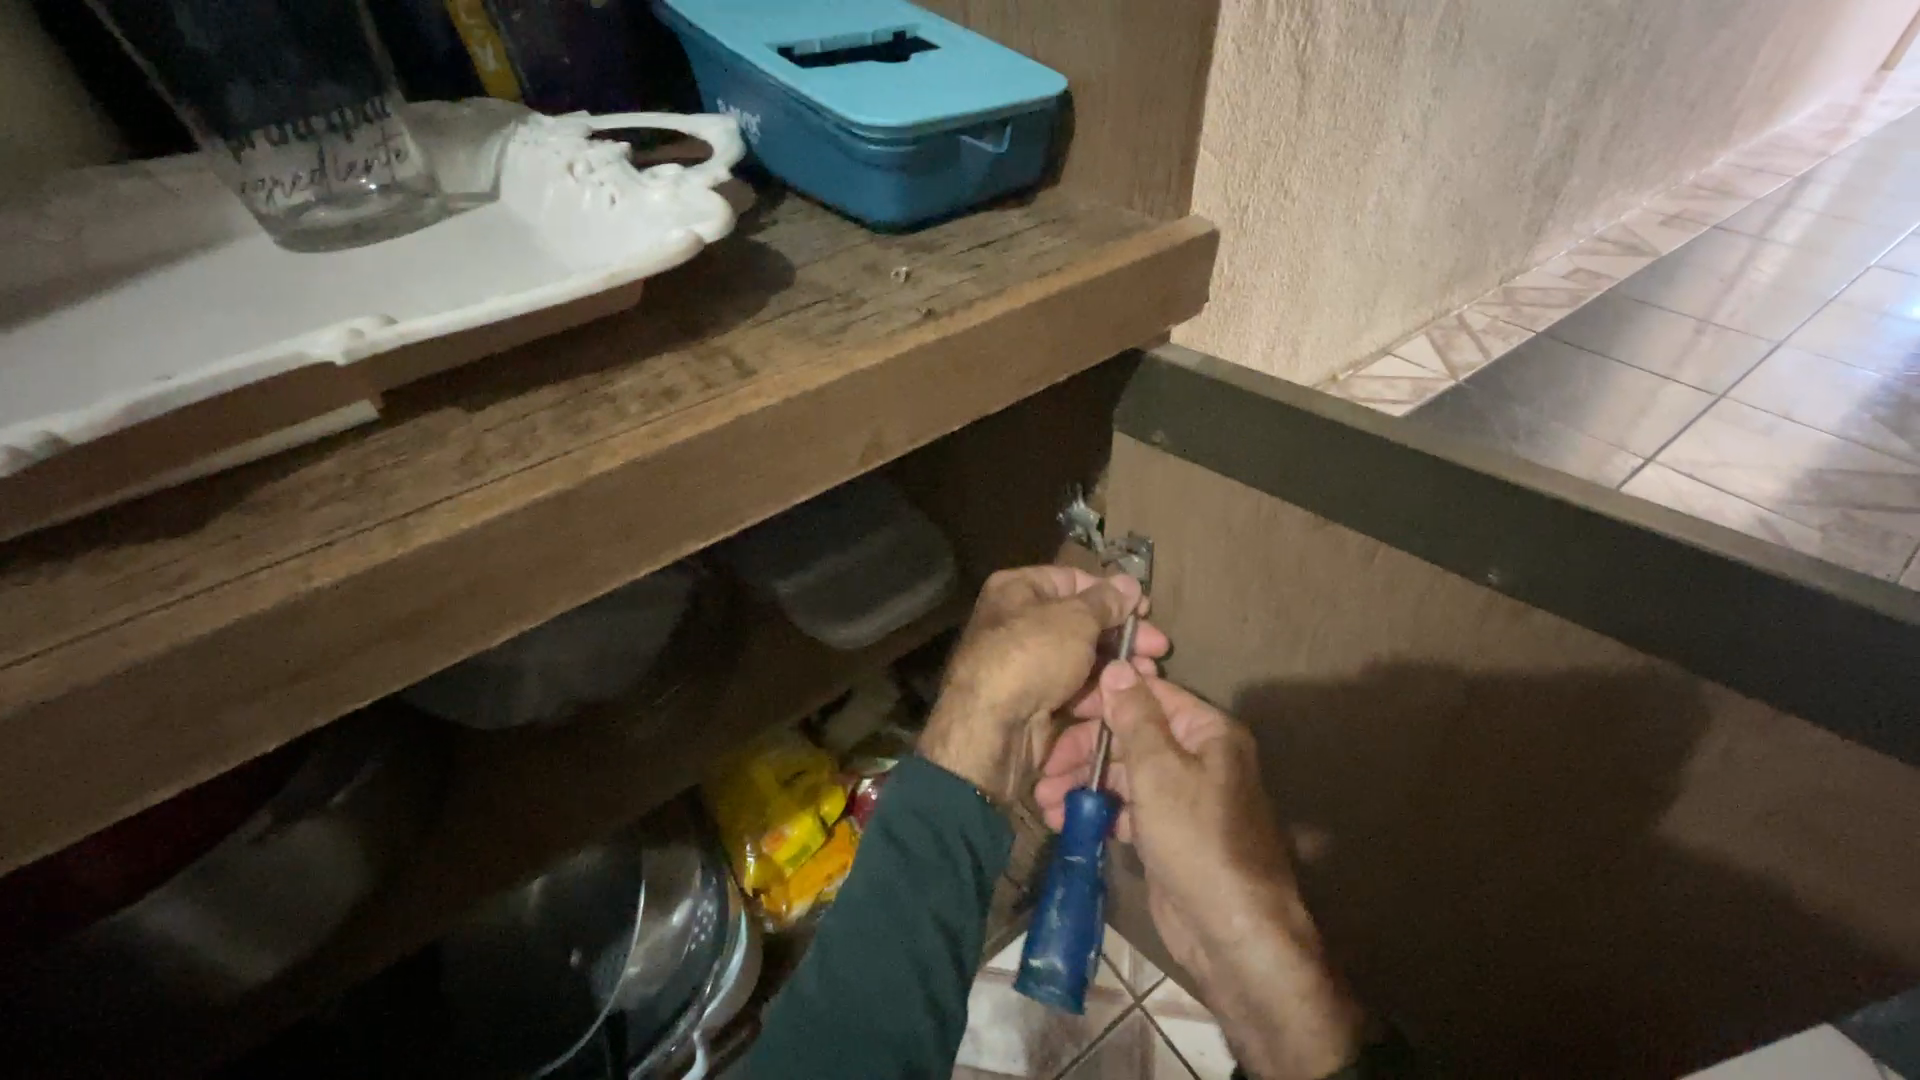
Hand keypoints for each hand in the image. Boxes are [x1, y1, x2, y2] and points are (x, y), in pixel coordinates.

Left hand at [917, 566, 1167, 805]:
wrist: (992, 728)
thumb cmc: (1032, 656)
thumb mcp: (1075, 619)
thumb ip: (1105, 602)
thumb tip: (1129, 583)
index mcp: (1017, 590)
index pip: (1072, 580)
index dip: (1111, 594)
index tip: (1145, 610)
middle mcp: (1017, 622)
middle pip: (1080, 622)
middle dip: (1122, 636)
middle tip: (1157, 649)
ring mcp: (1025, 665)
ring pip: (1081, 658)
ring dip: (1116, 666)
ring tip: (1148, 675)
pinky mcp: (1034, 700)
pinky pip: (1072, 688)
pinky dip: (1098, 691)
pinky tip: (1124, 697)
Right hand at [1036, 664, 1366, 1079]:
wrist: (1232, 931)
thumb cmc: (1197, 838)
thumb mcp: (1159, 770)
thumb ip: (1135, 717)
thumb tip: (1118, 666)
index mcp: (1206, 732)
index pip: (1149, 695)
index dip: (1104, 699)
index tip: (1061, 708)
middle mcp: (1198, 757)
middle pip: (1132, 735)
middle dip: (1085, 750)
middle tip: (1044, 770)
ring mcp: (1183, 796)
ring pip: (1125, 772)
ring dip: (1083, 782)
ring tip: (1043, 802)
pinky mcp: (1168, 830)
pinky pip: (1128, 806)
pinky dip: (1098, 809)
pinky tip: (1064, 820)